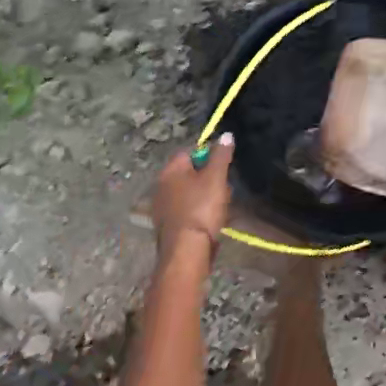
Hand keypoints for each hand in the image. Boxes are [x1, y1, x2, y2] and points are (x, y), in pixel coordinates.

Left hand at [152, 134, 234, 258]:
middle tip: (224, 188)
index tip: (223, 167)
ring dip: (206, 196)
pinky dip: (199, 211)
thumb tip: (225, 135)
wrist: (187, 250)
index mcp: (170, 171)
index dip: (208, 156)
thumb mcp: (216, 178)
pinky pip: (187, 210)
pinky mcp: (168, 225)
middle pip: (189, 173)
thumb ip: (221, 155)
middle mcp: (161, 186)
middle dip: (209, 178)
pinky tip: (211, 220)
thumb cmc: (201, 208)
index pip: (189, 152)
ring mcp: (162, 207)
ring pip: (189, 193)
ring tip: (221, 206)